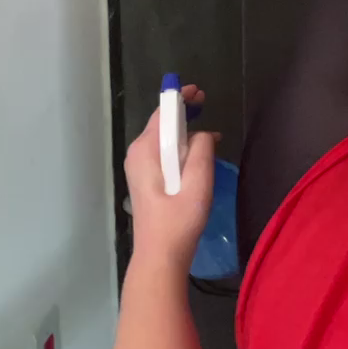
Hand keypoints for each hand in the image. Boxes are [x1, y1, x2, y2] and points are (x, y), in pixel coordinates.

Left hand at [124, 85, 218, 272]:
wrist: (160, 257)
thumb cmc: (179, 219)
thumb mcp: (198, 181)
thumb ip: (201, 149)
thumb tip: (203, 133)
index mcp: (146, 151)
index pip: (162, 112)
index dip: (180, 98)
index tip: (199, 92)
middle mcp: (137, 154)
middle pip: (161, 122)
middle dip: (183, 111)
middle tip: (206, 104)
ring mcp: (139, 167)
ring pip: (163, 138)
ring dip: (185, 131)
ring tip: (209, 134)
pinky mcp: (145, 179)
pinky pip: (163, 151)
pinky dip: (180, 146)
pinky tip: (198, 154)